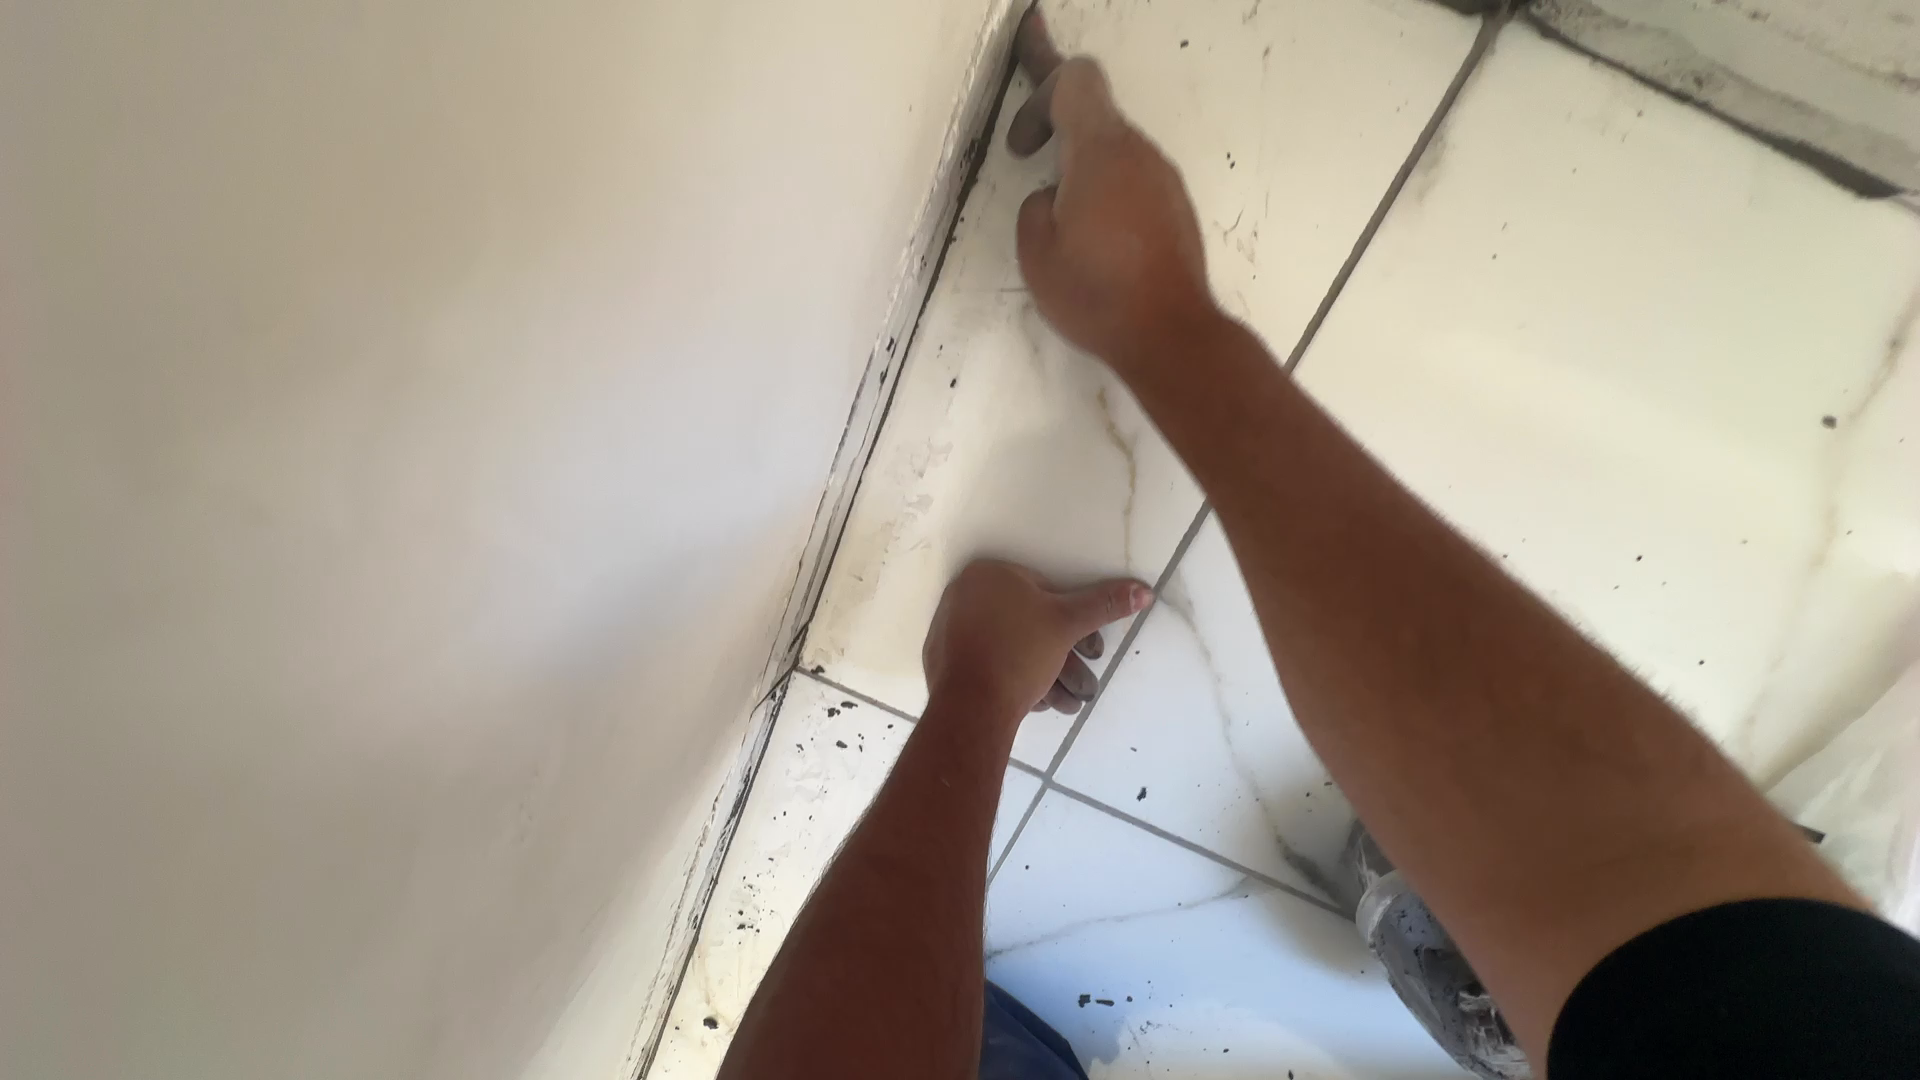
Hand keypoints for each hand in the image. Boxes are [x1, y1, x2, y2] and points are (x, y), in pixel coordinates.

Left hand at [923, 560, 1151, 718]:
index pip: (1043, 591)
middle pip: (1026, 622)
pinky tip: (1035, 701)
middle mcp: (963, 594)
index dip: (1071, 623)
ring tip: (1065, 700)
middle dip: (1060, 655)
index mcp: (987, 574)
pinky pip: (988, 663)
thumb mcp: (1068, 624)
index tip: (1087, 651)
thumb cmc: (1020, 652)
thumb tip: (1143, 591)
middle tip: (1081, 680)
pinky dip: (1012, 678)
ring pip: (1009, 647)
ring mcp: (949, 628)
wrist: (971, 706)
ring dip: (1044, 673)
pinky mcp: (943, 661)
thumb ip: (1104, 604)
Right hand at [1008, 10, 1218, 373]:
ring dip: (1084, 171)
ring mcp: (1166, 183)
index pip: (1076, 80)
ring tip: (1063, 218)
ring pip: (1118, 156)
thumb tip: (1052, 201)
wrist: (1167, 334)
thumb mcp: (1037, 255)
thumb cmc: (1096, 294)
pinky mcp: (1177, 213)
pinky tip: (1097, 245)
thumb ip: (1034, 211)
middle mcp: (1141, 155)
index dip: (1041, 96)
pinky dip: (1109, 197)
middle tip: (1029, 160)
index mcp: (1101, 153)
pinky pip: (1136, 187)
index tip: (1023, 147)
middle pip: (1098, 119)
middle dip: (1058, 134)